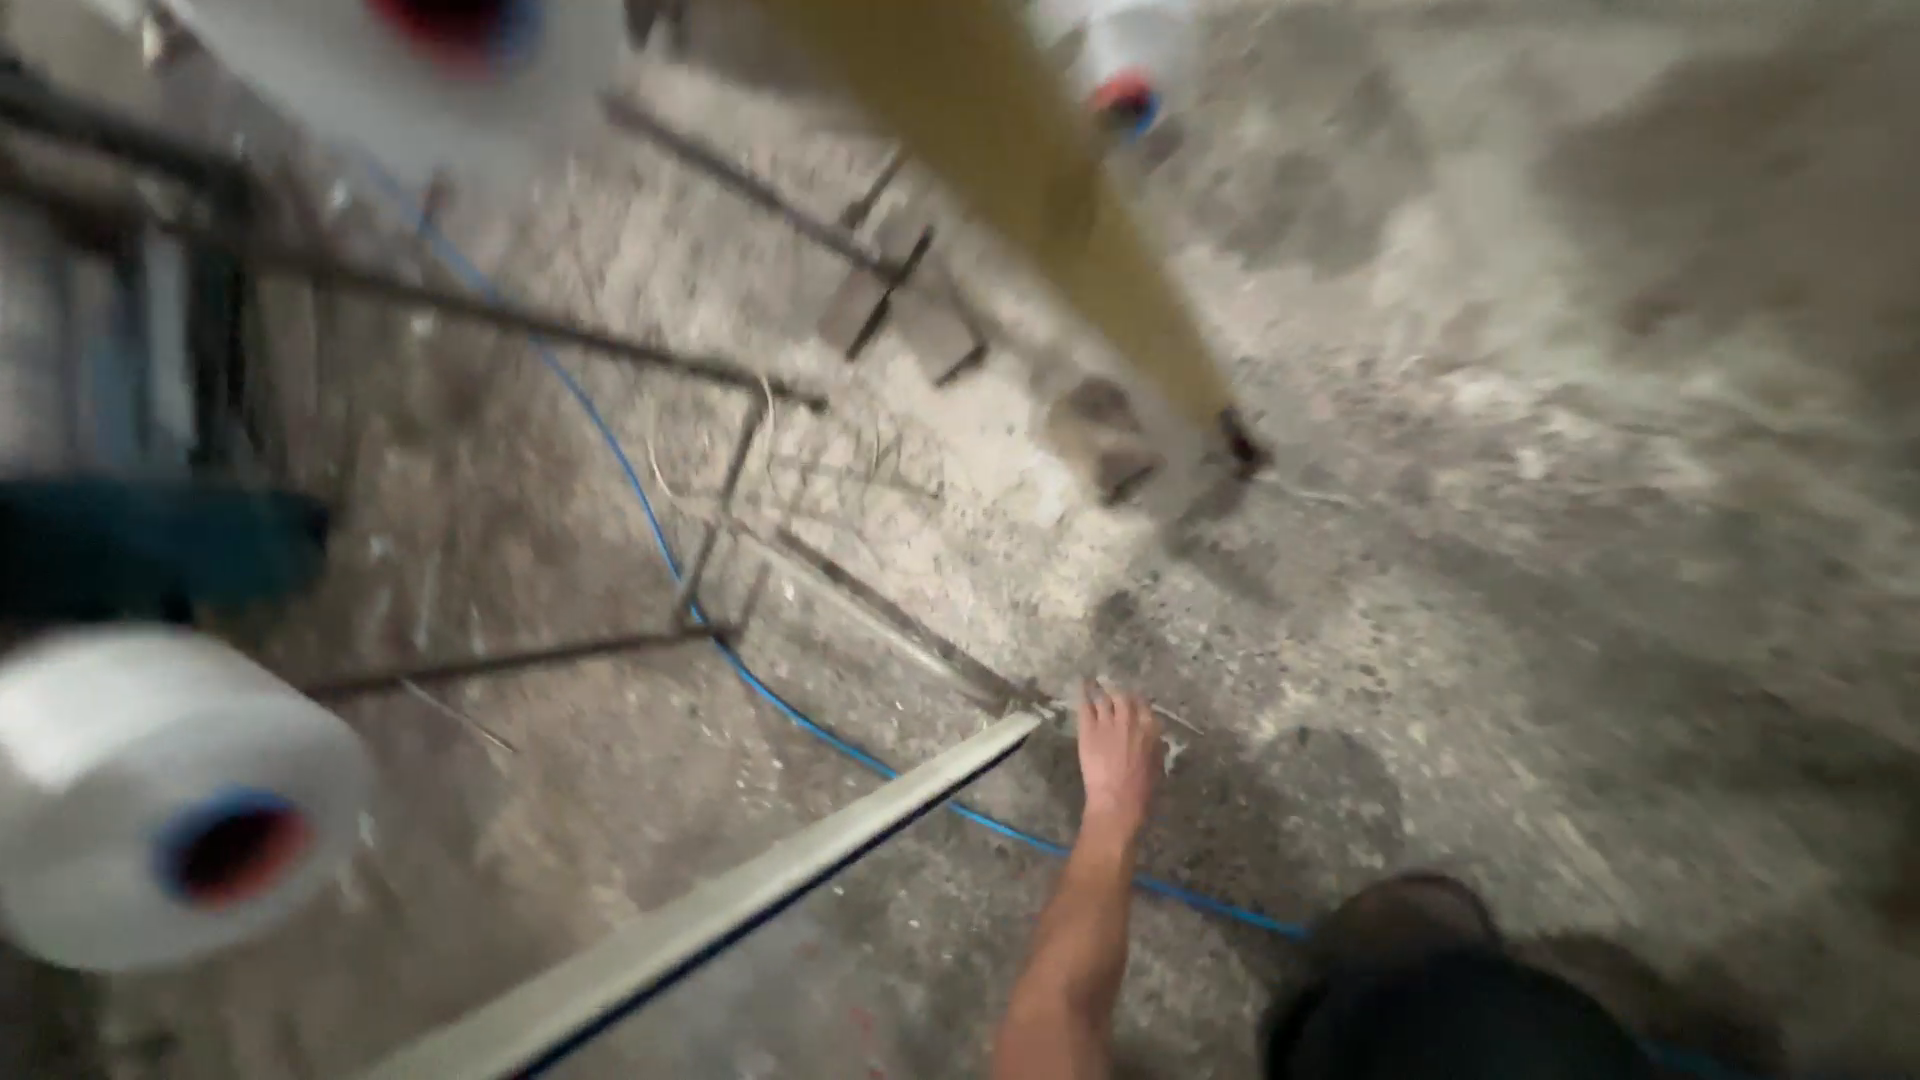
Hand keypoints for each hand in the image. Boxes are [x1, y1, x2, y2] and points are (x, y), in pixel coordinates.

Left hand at [1076, 681, 1161, 836]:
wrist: (1117, 802)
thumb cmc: (1142, 792)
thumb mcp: (1158, 767)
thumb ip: (1155, 747)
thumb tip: (1153, 738)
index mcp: (1151, 729)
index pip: (1144, 705)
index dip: (1137, 703)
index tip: (1132, 703)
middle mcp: (1130, 720)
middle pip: (1123, 696)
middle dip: (1119, 695)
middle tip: (1113, 695)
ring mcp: (1107, 722)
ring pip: (1105, 697)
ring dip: (1102, 692)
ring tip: (1096, 685)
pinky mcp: (1088, 729)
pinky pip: (1085, 705)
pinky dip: (1084, 693)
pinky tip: (1082, 685)